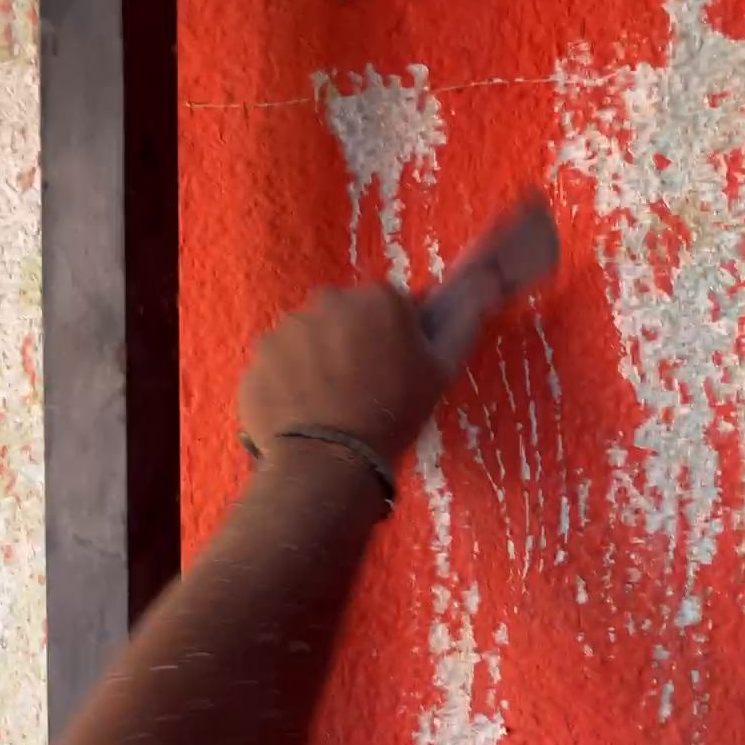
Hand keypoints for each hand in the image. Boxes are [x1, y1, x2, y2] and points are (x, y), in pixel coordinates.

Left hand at [239, 283, 447, 462]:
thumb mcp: (440, 371)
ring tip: (326, 404)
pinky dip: (286, 383)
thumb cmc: (393, 414)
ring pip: (306, 340)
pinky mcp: (259, 356)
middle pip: (341, 318)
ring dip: (314, 363)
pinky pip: (277, 365)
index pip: (384, 308)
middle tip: (356, 389)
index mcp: (378, 299)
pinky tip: (301, 411)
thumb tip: (485, 285)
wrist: (331, 458)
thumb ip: (462, 322)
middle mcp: (328, 300)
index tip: (388, 369)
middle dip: (347, 344)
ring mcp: (287, 327)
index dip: (387, 339)